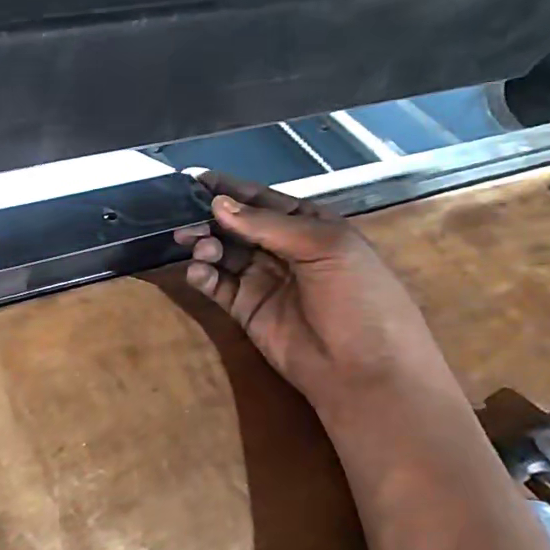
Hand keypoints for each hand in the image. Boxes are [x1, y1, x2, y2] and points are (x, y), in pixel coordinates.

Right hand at [174, 172, 455, 419]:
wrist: (365, 369)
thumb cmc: (357, 297)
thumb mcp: (324, 246)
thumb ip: (268, 224)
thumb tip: (217, 203)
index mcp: (309, 225)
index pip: (262, 200)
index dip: (231, 189)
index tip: (195, 179)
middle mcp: (283, 248)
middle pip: (237, 225)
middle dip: (210, 218)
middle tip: (184, 220)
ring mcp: (263, 280)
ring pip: (224, 253)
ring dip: (206, 245)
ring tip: (197, 247)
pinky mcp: (247, 310)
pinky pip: (218, 286)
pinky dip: (204, 276)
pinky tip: (198, 272)